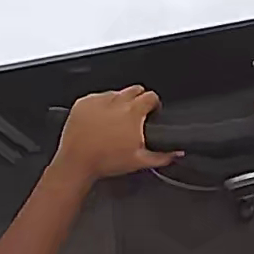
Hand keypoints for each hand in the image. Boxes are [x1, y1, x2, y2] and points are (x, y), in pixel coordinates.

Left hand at [52, 86, 180, 182]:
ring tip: (115, 119)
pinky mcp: (83, 103)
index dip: (154, 103)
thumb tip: (177, 153)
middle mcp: (116, 102)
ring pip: (116, 93)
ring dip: (119, 102)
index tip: (152, 111)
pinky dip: (101, 105)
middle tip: (135, 115)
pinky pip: (97, 97)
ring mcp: (98, 101)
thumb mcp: (139, 161)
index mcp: (133, 113)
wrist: (76, 163)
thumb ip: (162, 156)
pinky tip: (100, 119)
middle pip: (135, 89)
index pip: (151, 96)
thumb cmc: (106, 162)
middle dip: (138, 99)